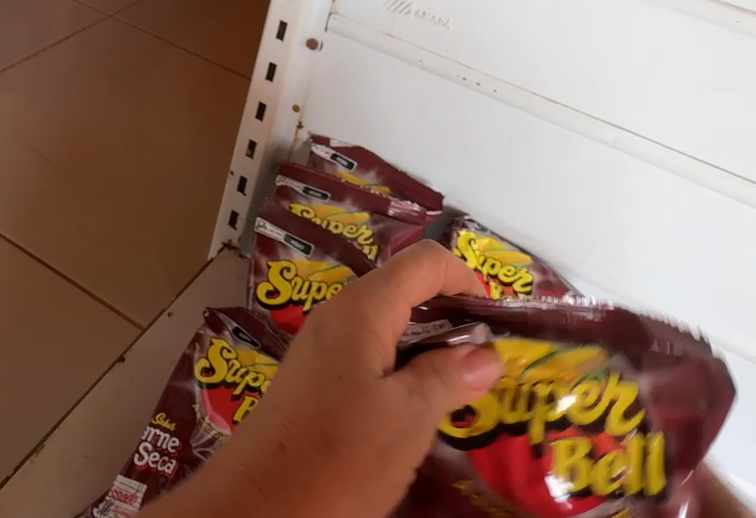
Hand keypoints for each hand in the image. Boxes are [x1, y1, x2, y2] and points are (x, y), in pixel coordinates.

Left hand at [147, 242, 501, 517]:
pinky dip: (401, 366)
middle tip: (487, 361)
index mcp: (363, 308)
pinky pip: (369, 350)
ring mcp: (323, 343)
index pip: (422, 261)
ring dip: (428, 346)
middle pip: (404, 288)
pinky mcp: (315, 374)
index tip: (496, 319)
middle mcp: (340, 312)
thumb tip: (487, 354)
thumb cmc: (338, 454)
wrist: (258, 501)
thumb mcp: (407, 418)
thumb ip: (448, 378)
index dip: (464, 278)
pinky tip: (418, 405)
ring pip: (387, 323)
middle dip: (450, 315)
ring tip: (462, 387)